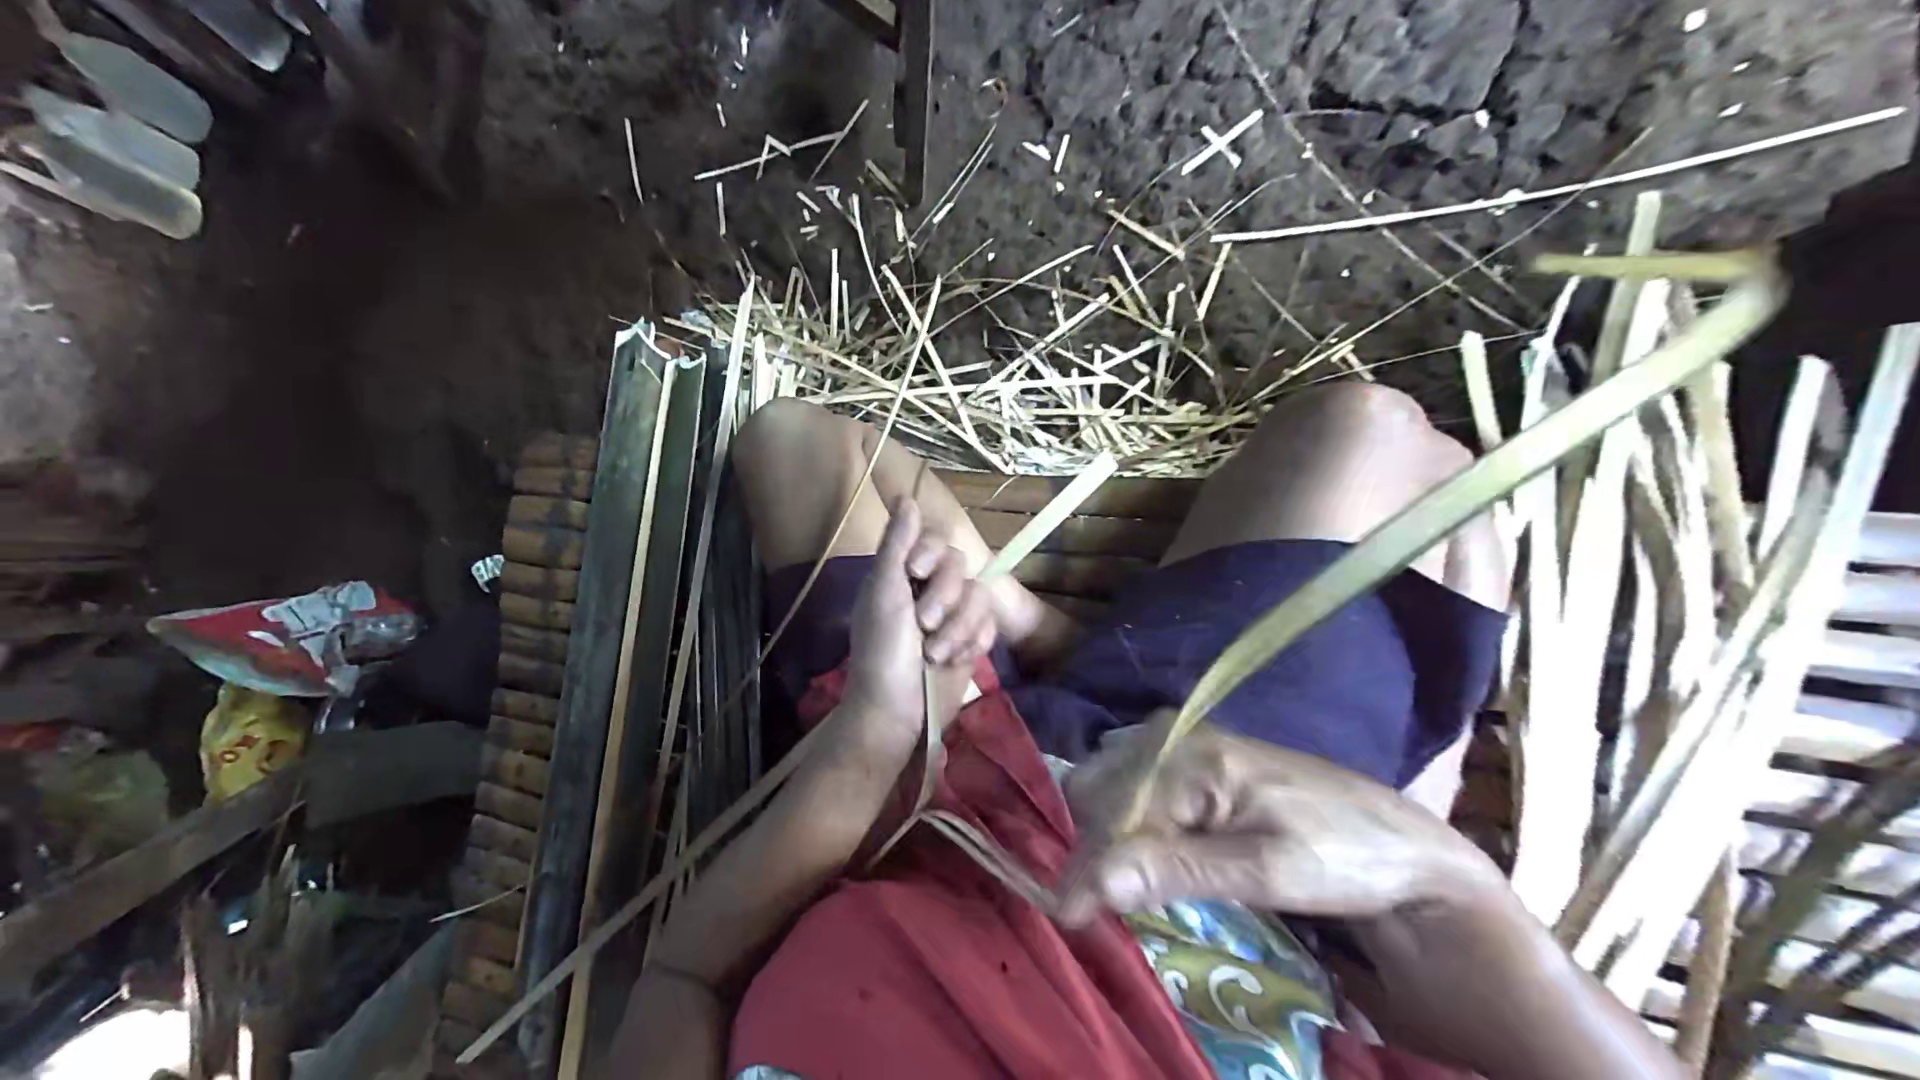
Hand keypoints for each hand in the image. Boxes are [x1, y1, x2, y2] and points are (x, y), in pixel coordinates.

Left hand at [842, 499, 995, 748]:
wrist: (898, 713)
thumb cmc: (882, 652)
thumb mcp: (884, 593)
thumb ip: (897, 545)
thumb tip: (904, 495)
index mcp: (903, 573)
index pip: (934, 540)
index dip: (932, 553)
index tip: (917, 571)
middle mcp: (929, 588)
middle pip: (960, 566)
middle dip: (945, 599)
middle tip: (924, 626)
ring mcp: (953, 614)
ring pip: (979, 596)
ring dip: (959, 628)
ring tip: (936, 654)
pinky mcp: (971, 639)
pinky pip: (989, 625)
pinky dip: (972, 643)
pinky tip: (954, 661)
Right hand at [1057, 717, 1503, 924]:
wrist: (1405, 849)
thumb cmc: (1347, 856)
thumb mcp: (1267, 869)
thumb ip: (1177, 869)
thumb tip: (1091, 881)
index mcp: (1189, 752)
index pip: (1109, 810)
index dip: (1086, 865)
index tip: (1068, 918)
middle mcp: (1172, 736)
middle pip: (1097, 792)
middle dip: (1094, 848)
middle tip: (1107, 907)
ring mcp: (1179, 747)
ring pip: (1107, 791)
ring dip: (1106, 841)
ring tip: (1126, 890)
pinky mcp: (1189, 766)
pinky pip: (1131, 793)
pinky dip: (1127, 831)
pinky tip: (1146, 864)